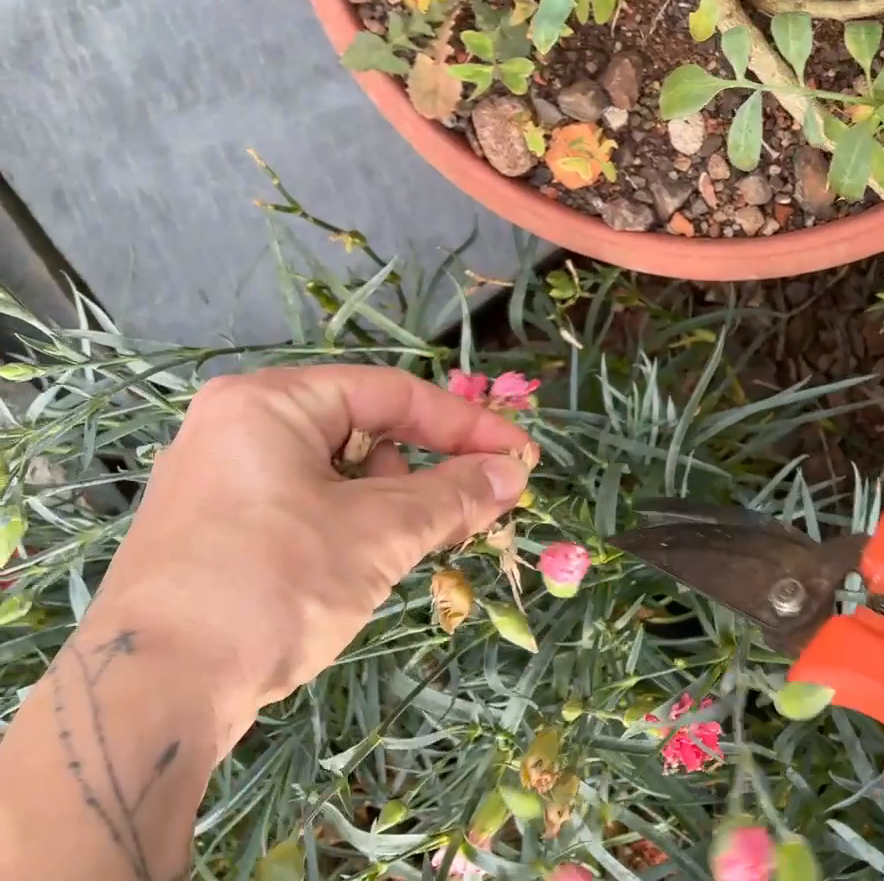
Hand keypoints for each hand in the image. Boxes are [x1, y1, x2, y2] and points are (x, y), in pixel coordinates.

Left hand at [93, 366, 531, 735]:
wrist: (152, 697)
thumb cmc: (275, 584)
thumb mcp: (385, 531)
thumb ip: (459, 492)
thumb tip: (513, 473)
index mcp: (270, 406)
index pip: (396, 395)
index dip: (469, 425)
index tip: (521, 456)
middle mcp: (243, 431)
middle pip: (375, 430)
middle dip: (440, 466)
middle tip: (492, 498)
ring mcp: (232, 483)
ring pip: (354, 473)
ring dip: (411, 500)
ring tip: (447, 535)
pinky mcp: (230, 531)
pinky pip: (324, 506)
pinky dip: (372, 523)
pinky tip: (399, 554)